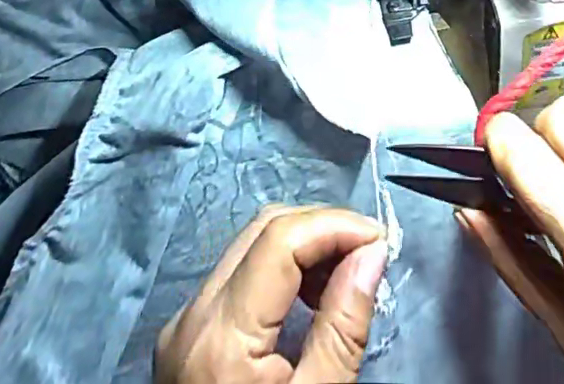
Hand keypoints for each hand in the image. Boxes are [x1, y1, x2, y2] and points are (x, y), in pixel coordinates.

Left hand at [155, 206, 387, 383]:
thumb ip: (342, 327)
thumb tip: (372, 254)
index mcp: (221, 337)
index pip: (278, 240)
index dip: (334, 225)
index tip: (381, 239)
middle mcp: (192, 314)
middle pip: (260, 230)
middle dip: (320, 228)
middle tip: (370, 251)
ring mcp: (183, 321)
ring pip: (246, 245)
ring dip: (301, 245)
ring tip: (347, 273)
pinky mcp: (185, 332)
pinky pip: (236, 275)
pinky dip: (278, 269)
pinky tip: (309, 295)